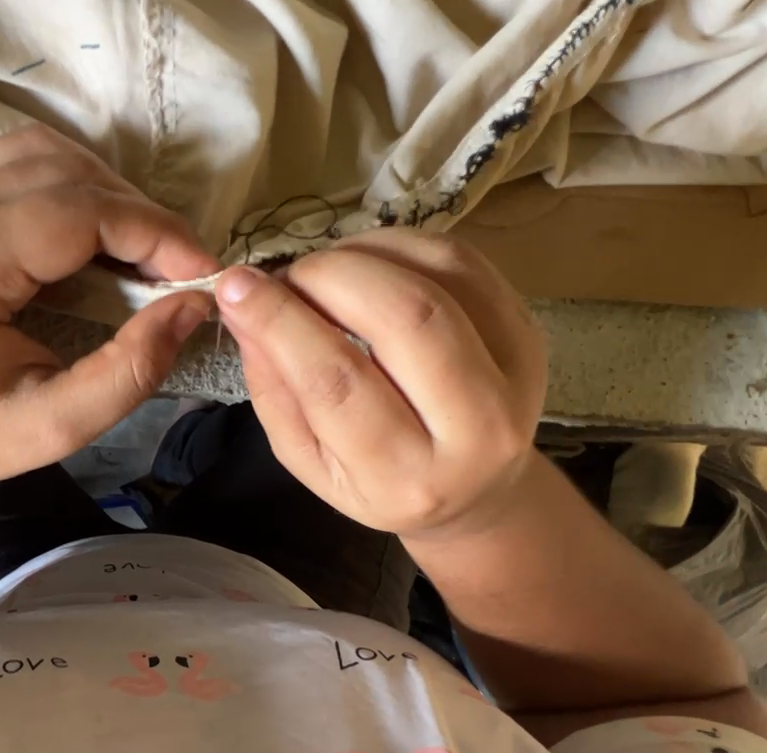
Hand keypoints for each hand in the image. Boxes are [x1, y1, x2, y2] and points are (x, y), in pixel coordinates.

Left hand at [0, 126, 218, 513]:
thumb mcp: (56, 426)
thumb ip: (130, 370)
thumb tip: (193, 306)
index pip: (80, 211)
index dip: (155, 233)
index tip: (202, 274)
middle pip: (67, 170)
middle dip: (137, 213)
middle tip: (177, 269)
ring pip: (45, 153)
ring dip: (106, 192)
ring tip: (141, 252)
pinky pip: (20, 163)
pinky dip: (71, 186)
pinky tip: (95, 235)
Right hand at [212, 232, 547, 540]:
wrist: (474, 493)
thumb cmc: (375, 483)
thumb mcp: (308, 461)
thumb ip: (274, 392)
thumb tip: (243, 307)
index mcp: (403, 479)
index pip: (336, 385)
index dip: (281, 324)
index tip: (236, 286)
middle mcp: (473, 431)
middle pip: (404, 319)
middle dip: (329, 278)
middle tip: (288, 277)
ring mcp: (515, 375)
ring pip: (439, 279)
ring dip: (363, 255)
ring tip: (322, 272)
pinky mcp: (529, 330)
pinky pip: (464, 262)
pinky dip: (401, 246)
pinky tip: (365, 264)